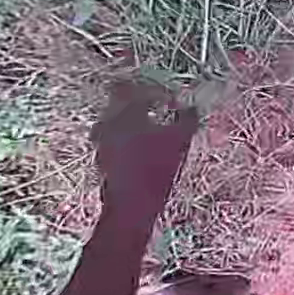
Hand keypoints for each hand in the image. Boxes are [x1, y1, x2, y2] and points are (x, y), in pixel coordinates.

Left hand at [93, 82, 198, 217]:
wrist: (132, 206)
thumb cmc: (154, 170)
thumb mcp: (179, 141)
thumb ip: (186, 119)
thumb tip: (192, 108)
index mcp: (124, 114)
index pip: (133, 88)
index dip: (153, 89)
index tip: (169, 97)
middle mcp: (108, 124)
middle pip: (119, 101)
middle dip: (140, 101)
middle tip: (157, 105)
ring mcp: (101, 143)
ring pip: (115, 120)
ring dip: (133, 119)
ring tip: (151, 125)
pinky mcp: (102, 159)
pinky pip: (114, 138)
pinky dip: (127, 136)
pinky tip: (143, 146)